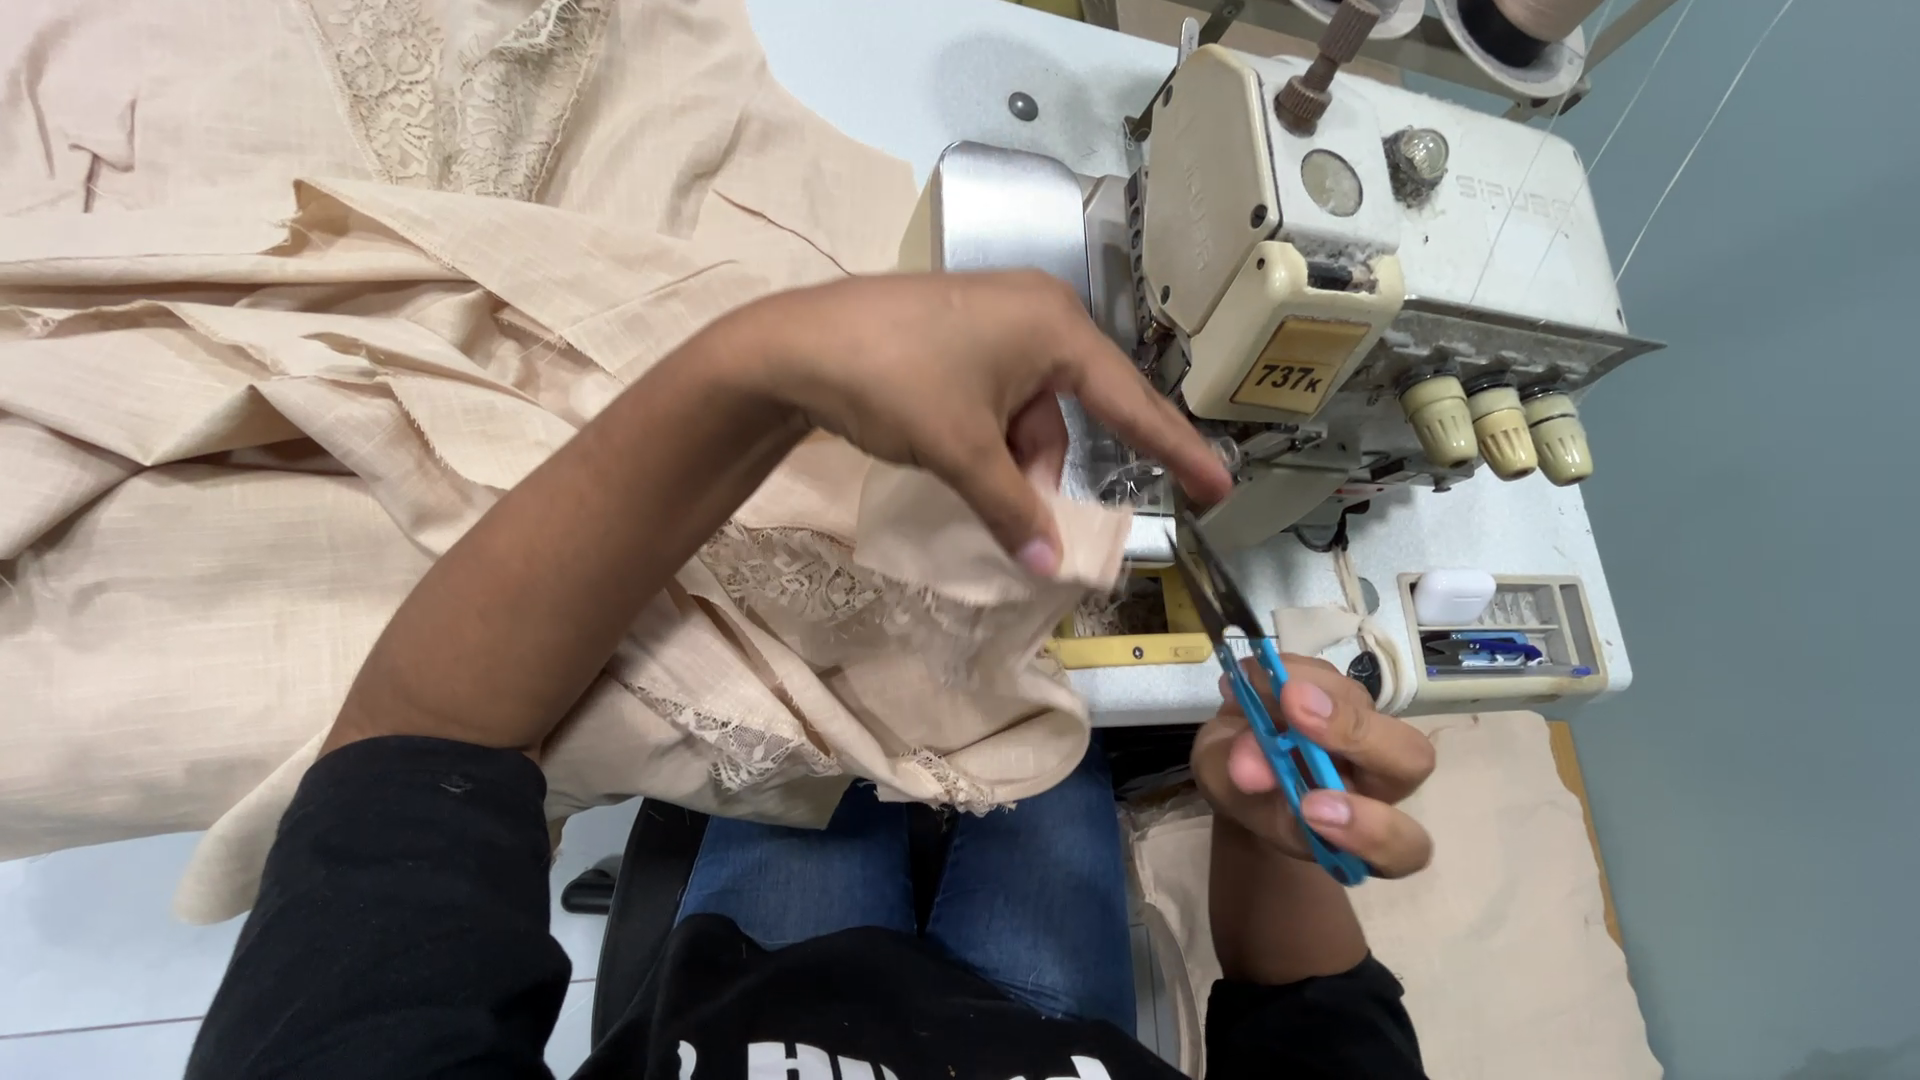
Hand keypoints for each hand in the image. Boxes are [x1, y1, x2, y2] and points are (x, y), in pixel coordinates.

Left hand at [719, 271, 1233, 574]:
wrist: (796, 346)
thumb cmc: (893, 382)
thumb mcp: (961, 452)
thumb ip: (1010, 508)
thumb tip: (1046, 565)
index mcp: (1055, 327)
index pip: (1131, 401)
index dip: (1177, 450)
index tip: (1219, 487)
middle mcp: (1038, 313)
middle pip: (1073, 411)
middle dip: (1047, 468)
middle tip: (1021, 513)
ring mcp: (998, 319)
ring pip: (1031, 410)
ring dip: (1011, 456)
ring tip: (966, 478)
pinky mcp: (964, 333)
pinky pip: (1001, 396)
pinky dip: (990, 436)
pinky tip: (956, 455)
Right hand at [1192, 655, 1435, 876]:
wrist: (1235, 760)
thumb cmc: (1243, 793)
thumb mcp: (1231, 797)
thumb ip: (1241, 785)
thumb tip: (1247, 766)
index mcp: (1358, 834)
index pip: (1400, 845)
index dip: (1370, 829)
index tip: (1310, 808)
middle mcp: (1373, 781)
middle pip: (1408, 758)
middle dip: (1354, 733)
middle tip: (1294, 706)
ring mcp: (1360, 730)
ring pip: (1358, 703)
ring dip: (1305, 688)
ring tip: (1250, 686)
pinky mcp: (1336, 693)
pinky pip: (1325, 675)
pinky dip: (1287, 669)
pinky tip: (1251, 675)